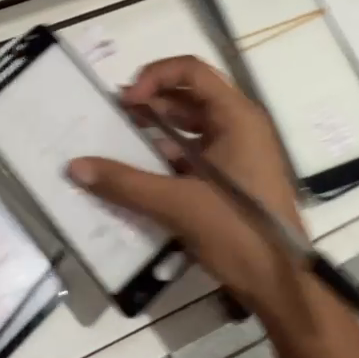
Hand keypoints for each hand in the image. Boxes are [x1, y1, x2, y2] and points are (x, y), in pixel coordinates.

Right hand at [66, 56, 304, 314]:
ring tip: (121, 140)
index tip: (128, 102)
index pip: (191, 70)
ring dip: (157, 128)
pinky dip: (169, 153)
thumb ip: (125, 183)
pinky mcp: (234, 175)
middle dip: (150, 100)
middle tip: (115, 115)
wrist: (283, 286)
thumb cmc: (238, 232)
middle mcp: (240, 124)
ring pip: (192, 124)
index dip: (154, 76)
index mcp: (237, 116)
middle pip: (189, 94)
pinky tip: (143, 170)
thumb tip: (75, 166)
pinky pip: (196, 149)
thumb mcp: (178, 205)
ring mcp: (240, 150)